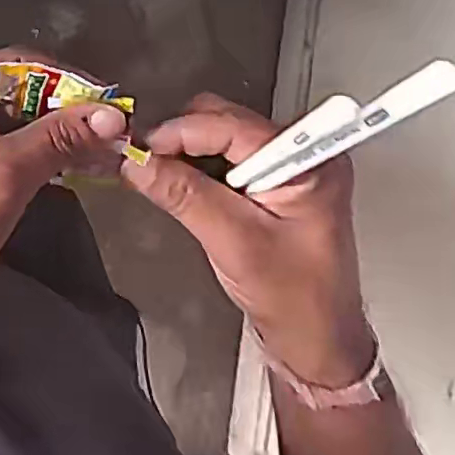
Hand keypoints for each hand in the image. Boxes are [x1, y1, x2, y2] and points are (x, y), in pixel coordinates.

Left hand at [0, 50, 127, 282]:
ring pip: (30, 114)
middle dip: (71, 106)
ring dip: (68, 129)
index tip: (109, 102)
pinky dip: (55, 148)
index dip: (67, 78)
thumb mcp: (7, 171)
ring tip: (110, 144)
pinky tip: (87, 159)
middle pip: (27, 87)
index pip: (19, 64)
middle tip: (115, 125)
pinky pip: (24, 138)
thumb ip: (59, 137)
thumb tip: (113, 113)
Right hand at [120, 94, 371, 386]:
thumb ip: (185, 195)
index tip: (140, 150)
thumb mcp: (234, 243)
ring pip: (215, 135)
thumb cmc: (294, 296)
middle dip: (178, 138)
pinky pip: (218, 156)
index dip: (179, 133)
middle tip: (145, 164)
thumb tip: (138, 162)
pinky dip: (191, 167)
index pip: (230, 125)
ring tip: (160, 180)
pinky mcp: (266, 179)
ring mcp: (282, 165)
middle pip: (222, 119)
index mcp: (307, 161)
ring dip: (182, 153)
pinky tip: (180, 190)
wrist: (316, 335)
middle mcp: (298, 152)